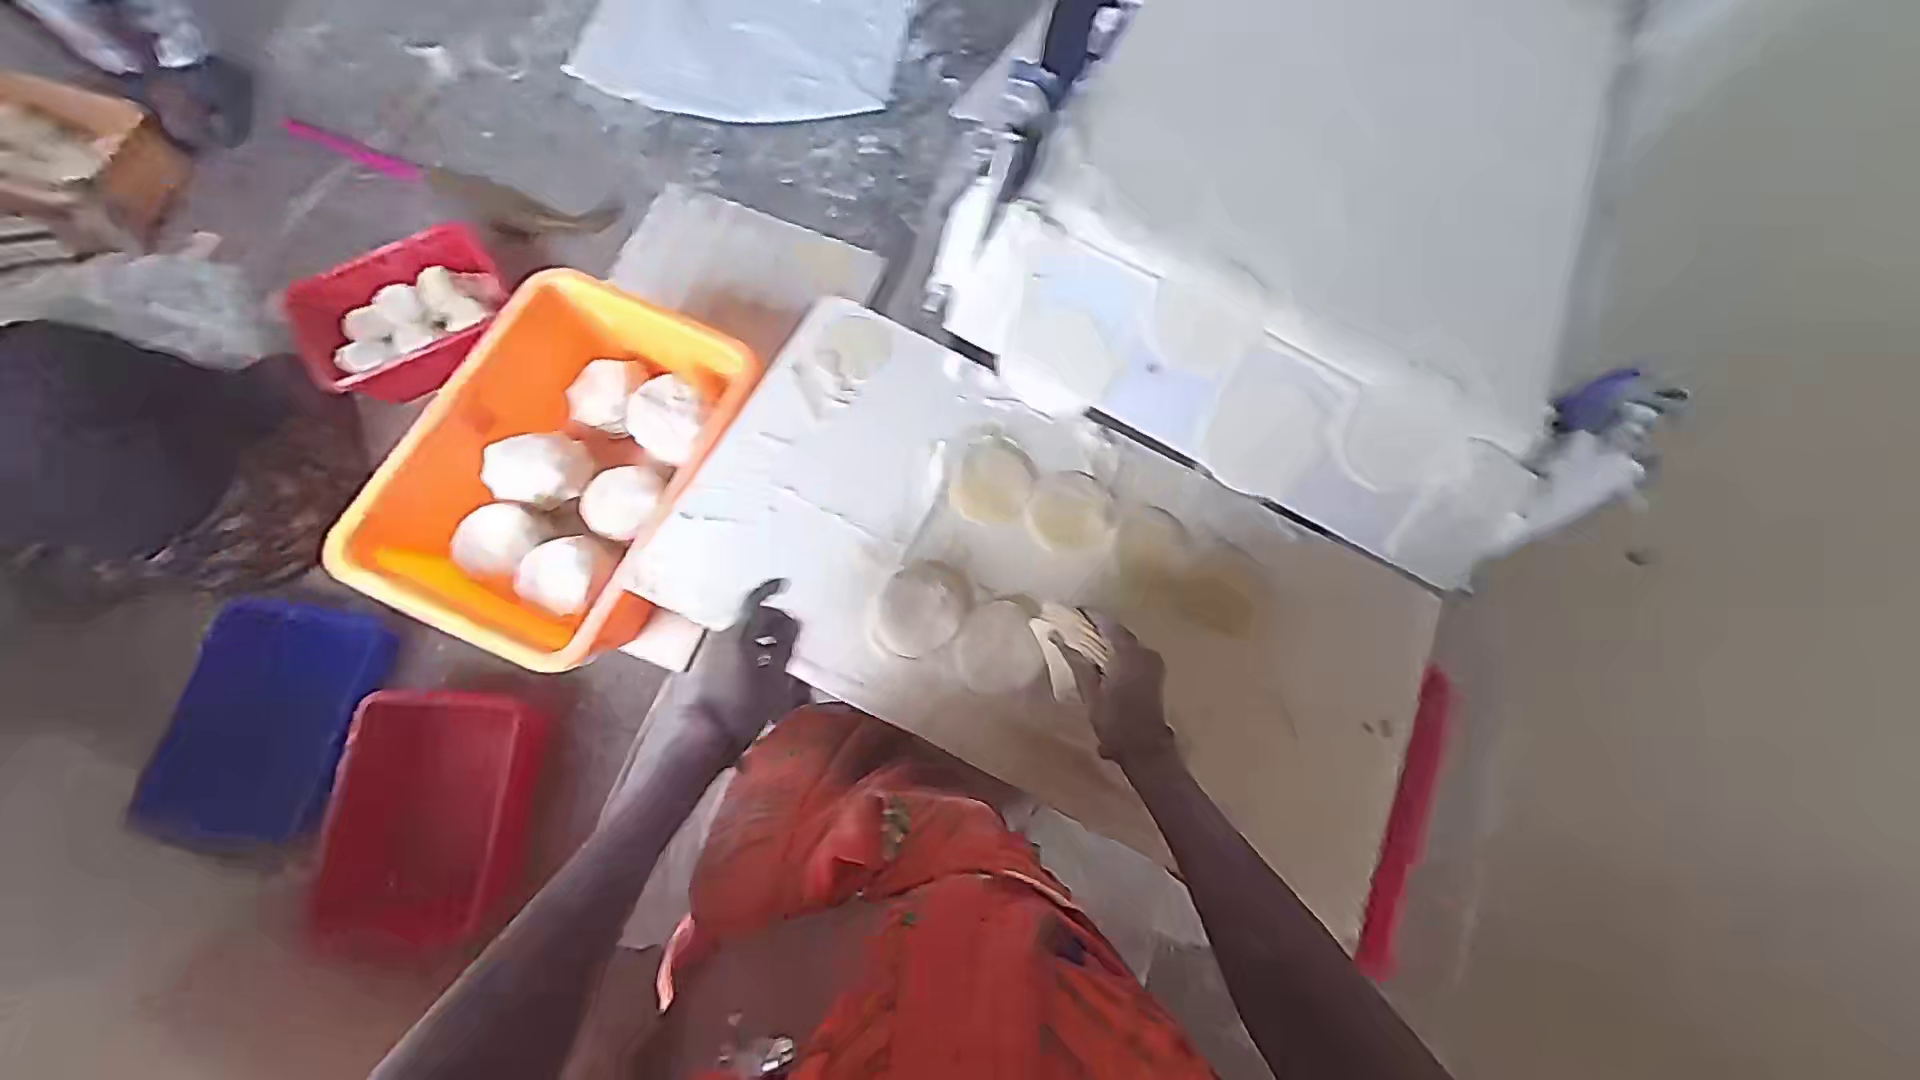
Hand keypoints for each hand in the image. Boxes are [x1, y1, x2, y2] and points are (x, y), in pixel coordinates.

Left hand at [685, 579, 802, 755]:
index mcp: (734, 634)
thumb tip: (793, 626)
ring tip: (779, 659)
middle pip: (748, 620)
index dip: (771, 589)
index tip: (784, 585)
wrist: (691, 743)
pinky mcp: (696, 674)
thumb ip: (785, 648)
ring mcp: (702, 656)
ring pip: (738, 638)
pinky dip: (745, 656)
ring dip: (759, 642)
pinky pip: (727, 654)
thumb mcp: (773, 680)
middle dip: (772, 623)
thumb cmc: (737, 711)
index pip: (755, 600)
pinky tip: (757, 677)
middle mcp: (714, 638)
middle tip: (791, 635)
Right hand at [1057, 612, 1176, 766]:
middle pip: (1117, 631)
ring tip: (1085, 645)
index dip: (1089, 615)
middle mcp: (1144, 651)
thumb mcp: (1090, 691)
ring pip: (1126, 642)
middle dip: (1097, 628)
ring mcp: (1153, 662)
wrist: (1145, 748)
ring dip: (1108, 641)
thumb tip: (1056, 636)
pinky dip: (1118, 652)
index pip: (1106, 623)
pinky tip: (1103, 660)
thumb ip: (1076, 661)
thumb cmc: (1114, 720)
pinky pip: (1133, 653)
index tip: (1071, 612)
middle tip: (1074, 629)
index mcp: (1128, 653)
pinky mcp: (1155, 672)